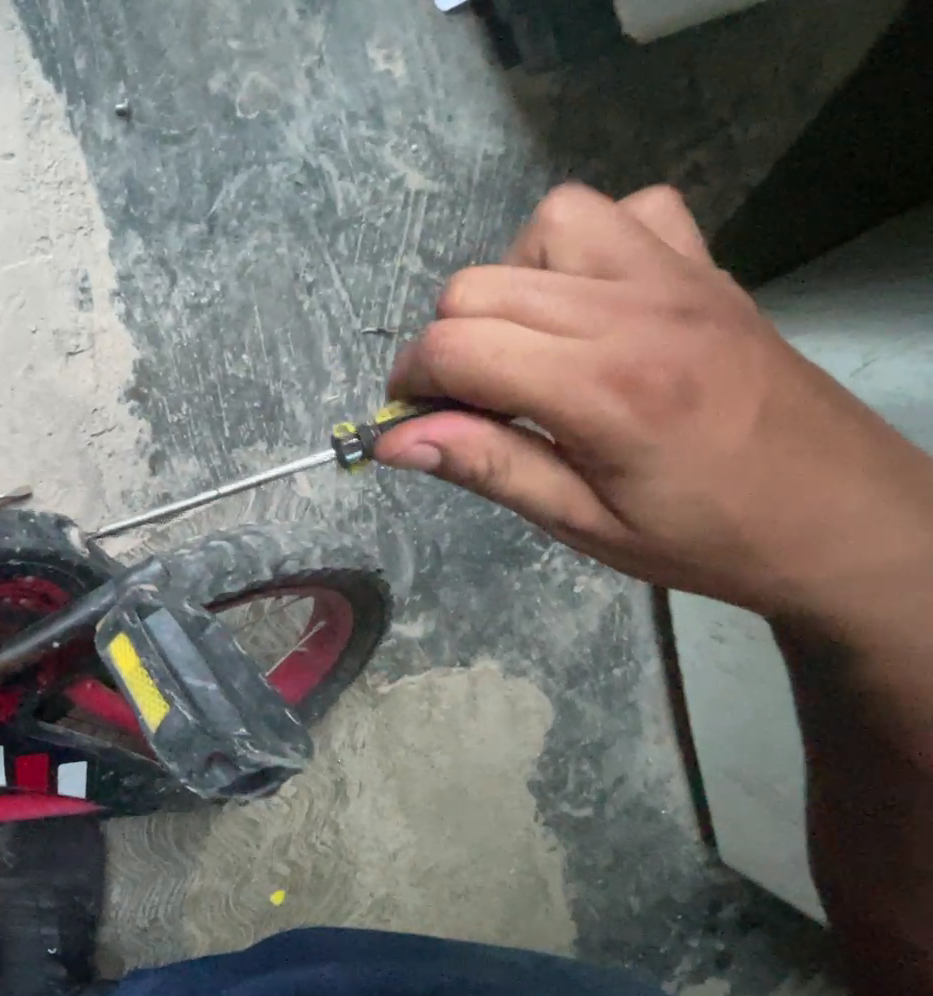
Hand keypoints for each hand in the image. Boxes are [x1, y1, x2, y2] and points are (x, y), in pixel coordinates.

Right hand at [378, 183, 932, 620]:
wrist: (851, 519)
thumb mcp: (580, 522)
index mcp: (603, 389)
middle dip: (444, 342)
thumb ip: (485, 467)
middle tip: (468, 398)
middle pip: (477, 286)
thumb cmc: (708, 537)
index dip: (412, 382)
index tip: (417, 420)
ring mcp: (680, 278)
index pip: (455, 347)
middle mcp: (636, 314)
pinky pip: (630, 210)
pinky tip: (589, 301)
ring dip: (511, 281)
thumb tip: (393, 441)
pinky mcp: (709, 268)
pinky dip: (587, 246)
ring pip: (548, 224)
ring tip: (526, 341)